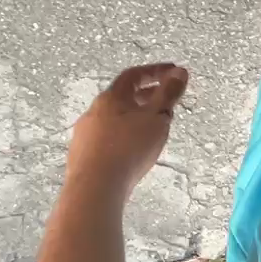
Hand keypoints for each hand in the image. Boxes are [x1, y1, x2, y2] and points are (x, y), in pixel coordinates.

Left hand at [65, 63, 188, 201]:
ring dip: (135, 115)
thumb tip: (179, 71)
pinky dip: (124, 133)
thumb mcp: (157, 116)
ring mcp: (83, 135)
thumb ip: (169, 93)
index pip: (133, 74)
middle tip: (167, 99)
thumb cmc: (129, 147)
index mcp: (110, 98)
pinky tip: (134, 147)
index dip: (156, 70)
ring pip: (114, 117)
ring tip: (154, 126)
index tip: (175, 72)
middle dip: (147, 94)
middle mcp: (92, 112)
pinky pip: (106, 136)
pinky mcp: (81, 156)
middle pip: (123, 96)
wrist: (93, 190)